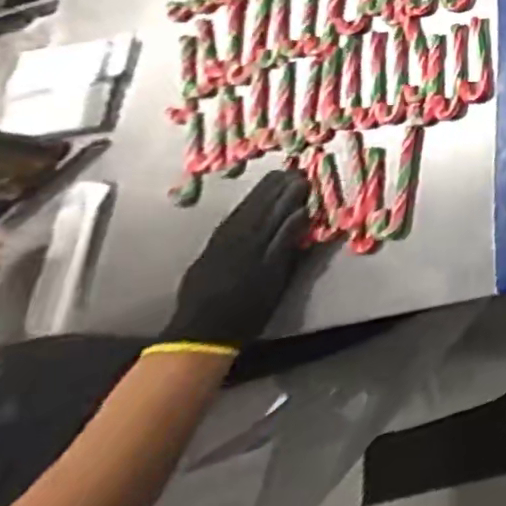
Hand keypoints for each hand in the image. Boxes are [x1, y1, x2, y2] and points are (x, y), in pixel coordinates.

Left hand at [162, 170, 311, 347]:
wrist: (200, 333)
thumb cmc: (248, 307)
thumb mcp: (276, 275)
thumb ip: (287, 240)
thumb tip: (302, 211)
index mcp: (256, 236)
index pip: (277, 204)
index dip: (292, 189)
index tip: (306, 177)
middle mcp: (236, 231)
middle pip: (259, 201)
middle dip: (277, 185)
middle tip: (294, 172)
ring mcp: (220, 238)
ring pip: (244, 206)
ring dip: (262, 192)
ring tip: (276, 180)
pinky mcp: (210, 247)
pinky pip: (233, 217)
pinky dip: (247, 205)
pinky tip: (252, 203)